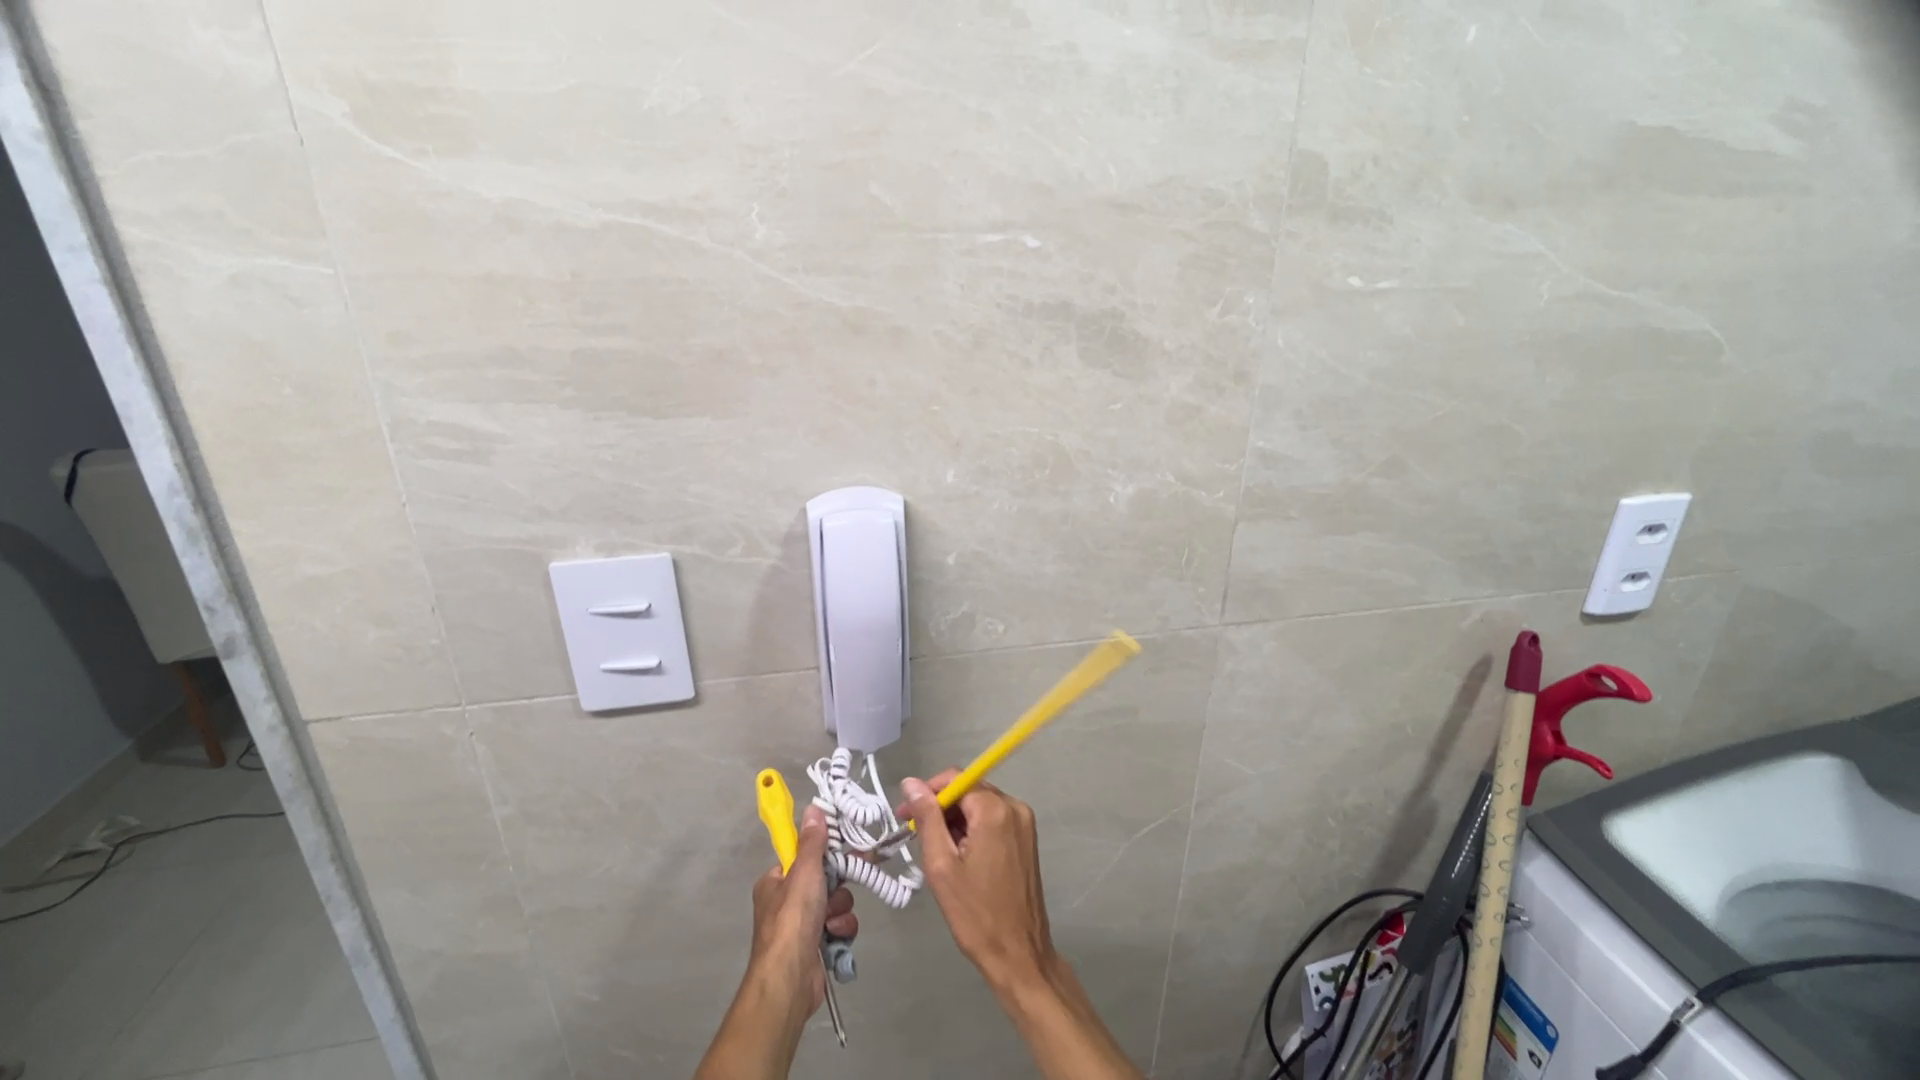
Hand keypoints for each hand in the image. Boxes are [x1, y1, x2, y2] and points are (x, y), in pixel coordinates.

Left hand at [747, 804, 858, 1016]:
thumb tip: (813, 808)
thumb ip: (812, 842)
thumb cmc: (793, 919)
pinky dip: (840, 930)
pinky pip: (838, 926)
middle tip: (840, 888)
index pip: (805, 858)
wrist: (789, 978)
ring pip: (836, 904)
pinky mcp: (816, 946)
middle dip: (837, 889)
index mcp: (776, 881)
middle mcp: (787, 902)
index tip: (847, 850)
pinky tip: (835, 938)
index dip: (826, 854)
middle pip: (826, 881)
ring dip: (840, 911)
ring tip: (830, 923)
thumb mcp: (803, 873)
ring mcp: (801, 926)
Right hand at [900, 770, 1057, 990]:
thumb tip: (910, 782)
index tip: (905, 817)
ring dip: (955, 821)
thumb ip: (927, 817)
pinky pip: (993, 820)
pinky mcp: (1027, 840)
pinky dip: (973, 830)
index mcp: (994, 810)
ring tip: (937, 852)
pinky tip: (960, 857)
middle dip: (940, 807)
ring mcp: (1025, 823)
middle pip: (969, 789)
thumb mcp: (941, 864)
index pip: (954, 778)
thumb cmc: (975, 914)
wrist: (1018, 954)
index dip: (926, 792)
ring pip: (980, 805)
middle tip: (915, 836)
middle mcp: (1015, 808)